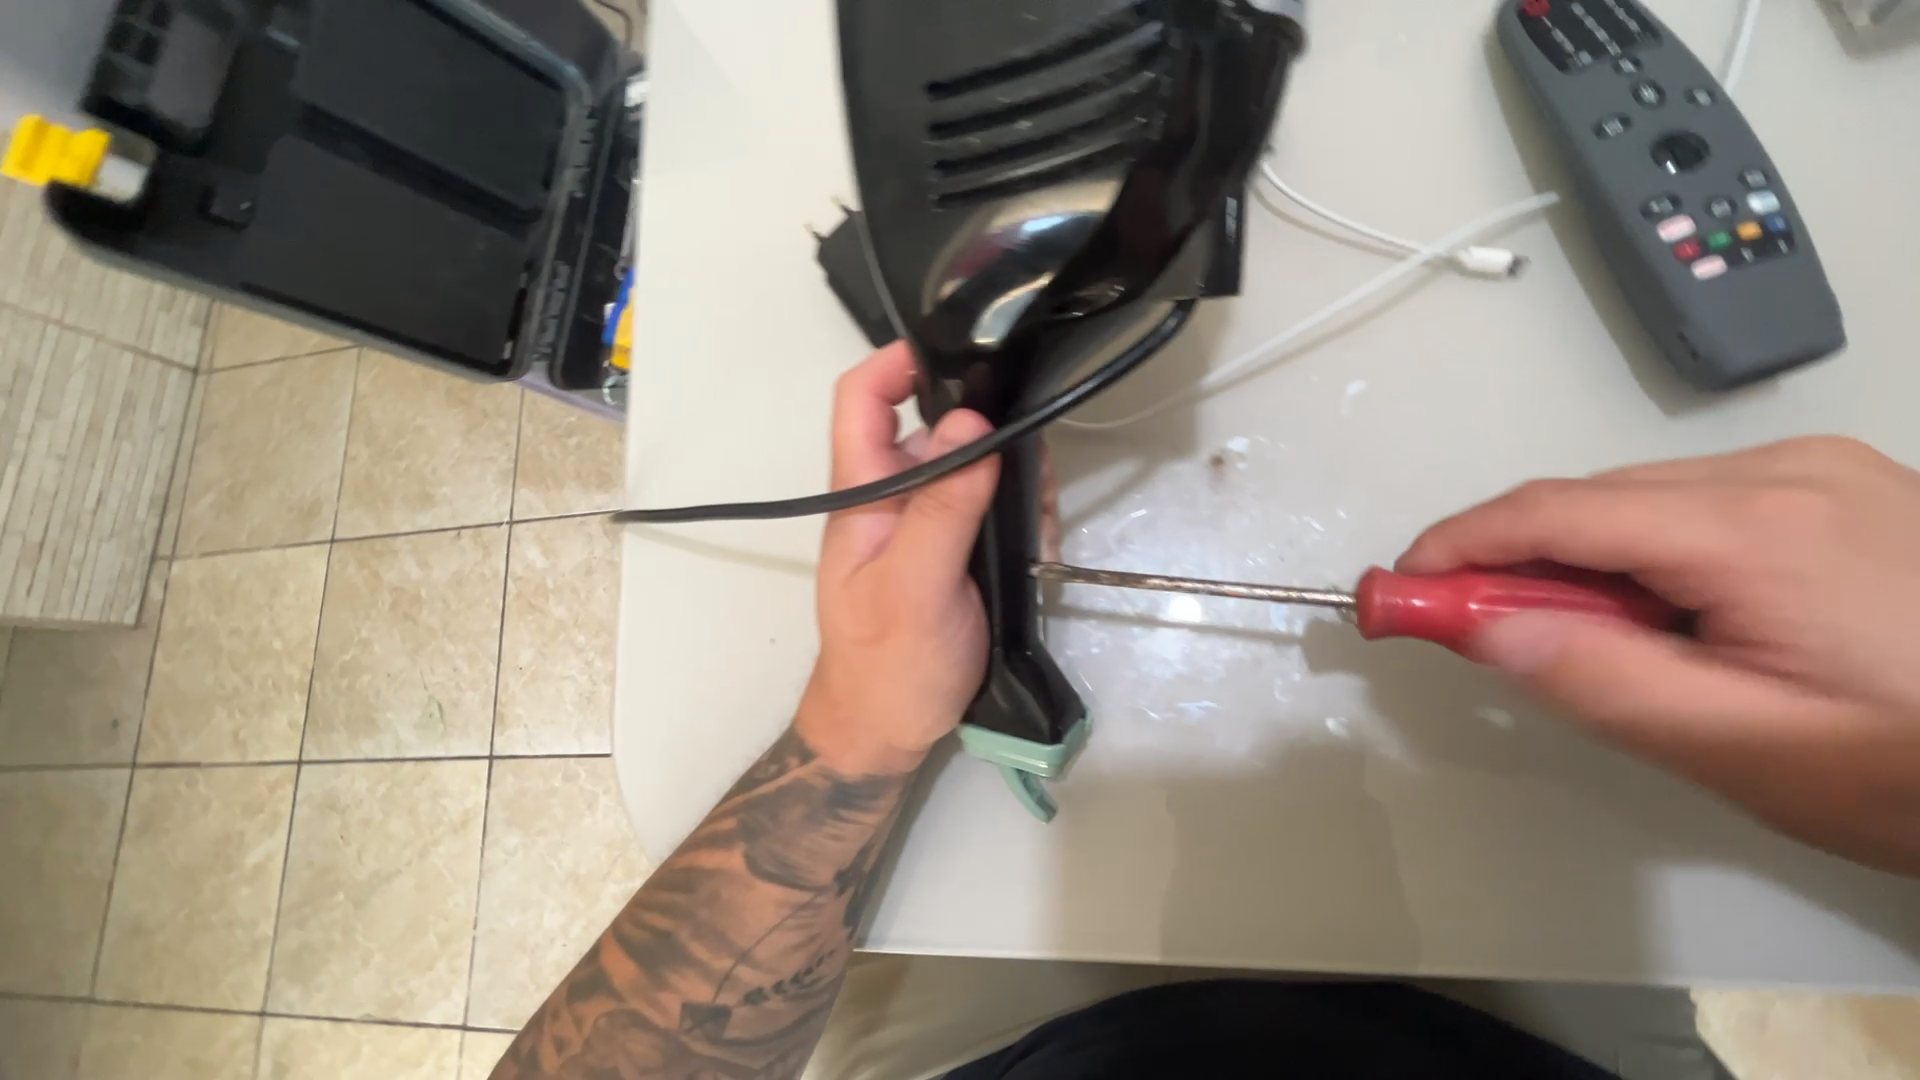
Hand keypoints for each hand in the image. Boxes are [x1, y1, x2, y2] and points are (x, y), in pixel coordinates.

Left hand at [796, 343, 998, 775]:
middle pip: (939, 427)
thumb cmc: (887, 665)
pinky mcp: (957, 550)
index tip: (959, 348)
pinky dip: (1023, 515)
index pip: (863, 400)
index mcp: (863, 493)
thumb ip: (941, 507)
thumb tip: (973, 423)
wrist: (889, 730)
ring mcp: (929, 523)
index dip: (897, 362)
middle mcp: (895, 495)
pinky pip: (994, 509)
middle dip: (992, 435)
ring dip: (1017, 481)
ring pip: (978, 468)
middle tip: (1037, 471)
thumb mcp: (914, 587)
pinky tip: (1040, 544)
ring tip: (1042, 520)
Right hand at [1398, 437, 1919, 874]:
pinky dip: (1624, 557)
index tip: (1396, 588)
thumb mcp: (1741, 748)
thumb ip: (1595, 679)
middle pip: (1583, 503)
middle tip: (1471, 632)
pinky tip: (1650, 613)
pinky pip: (1673, 508)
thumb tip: (1474, 624)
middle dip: (1507, 564)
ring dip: (1567, 565)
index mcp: (1757, 526)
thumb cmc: (1914, 768)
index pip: (1552, 511)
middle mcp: (1779, 469)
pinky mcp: (1825, 486)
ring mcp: (1812, 470)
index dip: (1454, 545)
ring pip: (1622, 503)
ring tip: (1579, 638)